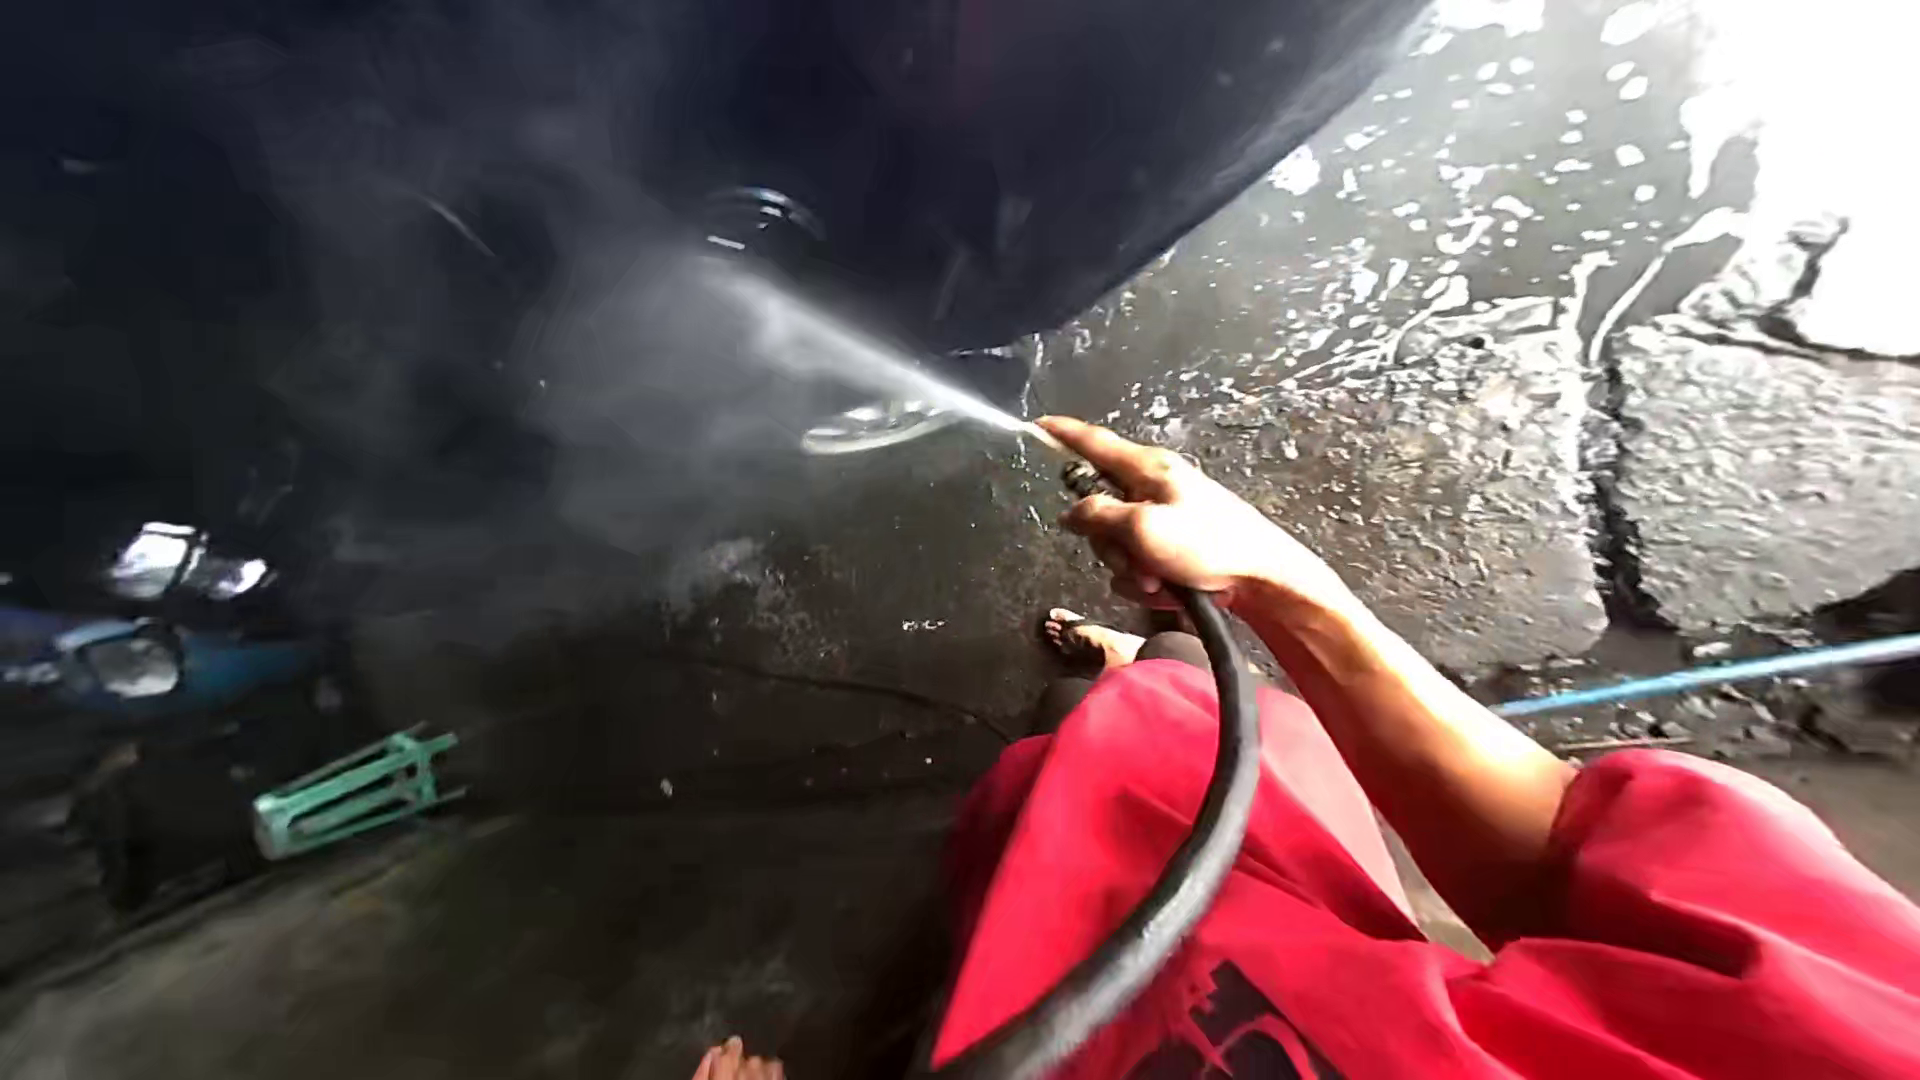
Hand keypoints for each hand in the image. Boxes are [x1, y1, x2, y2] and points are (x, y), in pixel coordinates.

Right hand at [1037, 416, 1351, 612]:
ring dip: (1130, 568)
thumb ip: (1099, 517)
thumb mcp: (1143, 529)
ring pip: (1115, 542)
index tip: (1038, 425)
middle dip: (1109, 544)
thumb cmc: (1208, 545)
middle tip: (1134, 562)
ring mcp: (1161, 516)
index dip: (1063, 434)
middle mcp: (1150, 487)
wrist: (1262, 579)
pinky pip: (1135, 561)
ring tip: (1159, 580)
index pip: (1094, 443)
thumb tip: (1071, 514)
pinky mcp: (1170, 543)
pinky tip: (1168, 588)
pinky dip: (1146, 579)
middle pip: (1098, 508)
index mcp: (1146, 469)